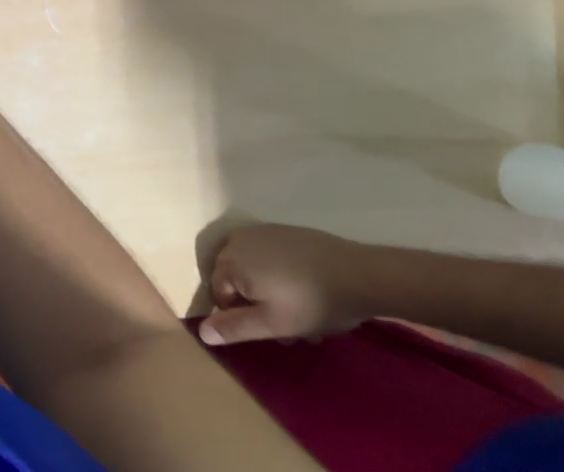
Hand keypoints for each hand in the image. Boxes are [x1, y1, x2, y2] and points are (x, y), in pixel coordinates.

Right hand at [199, 224, 376, 346]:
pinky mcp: (285, 231)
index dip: (243, 317)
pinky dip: (281, 273)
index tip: (273, 332)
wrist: (363, 274)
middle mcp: (236, 241)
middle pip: (237, 280)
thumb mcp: (274, 324)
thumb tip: (201, 332)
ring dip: (271, 290)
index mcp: (228, 262)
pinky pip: (272, 256)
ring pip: (255, 269)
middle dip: (259, 305)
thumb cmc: (313, 302)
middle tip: (292, 327)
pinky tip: (307, 286)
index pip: (220, 295)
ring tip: (304, 311)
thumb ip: (235, 328)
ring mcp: (262, 233)